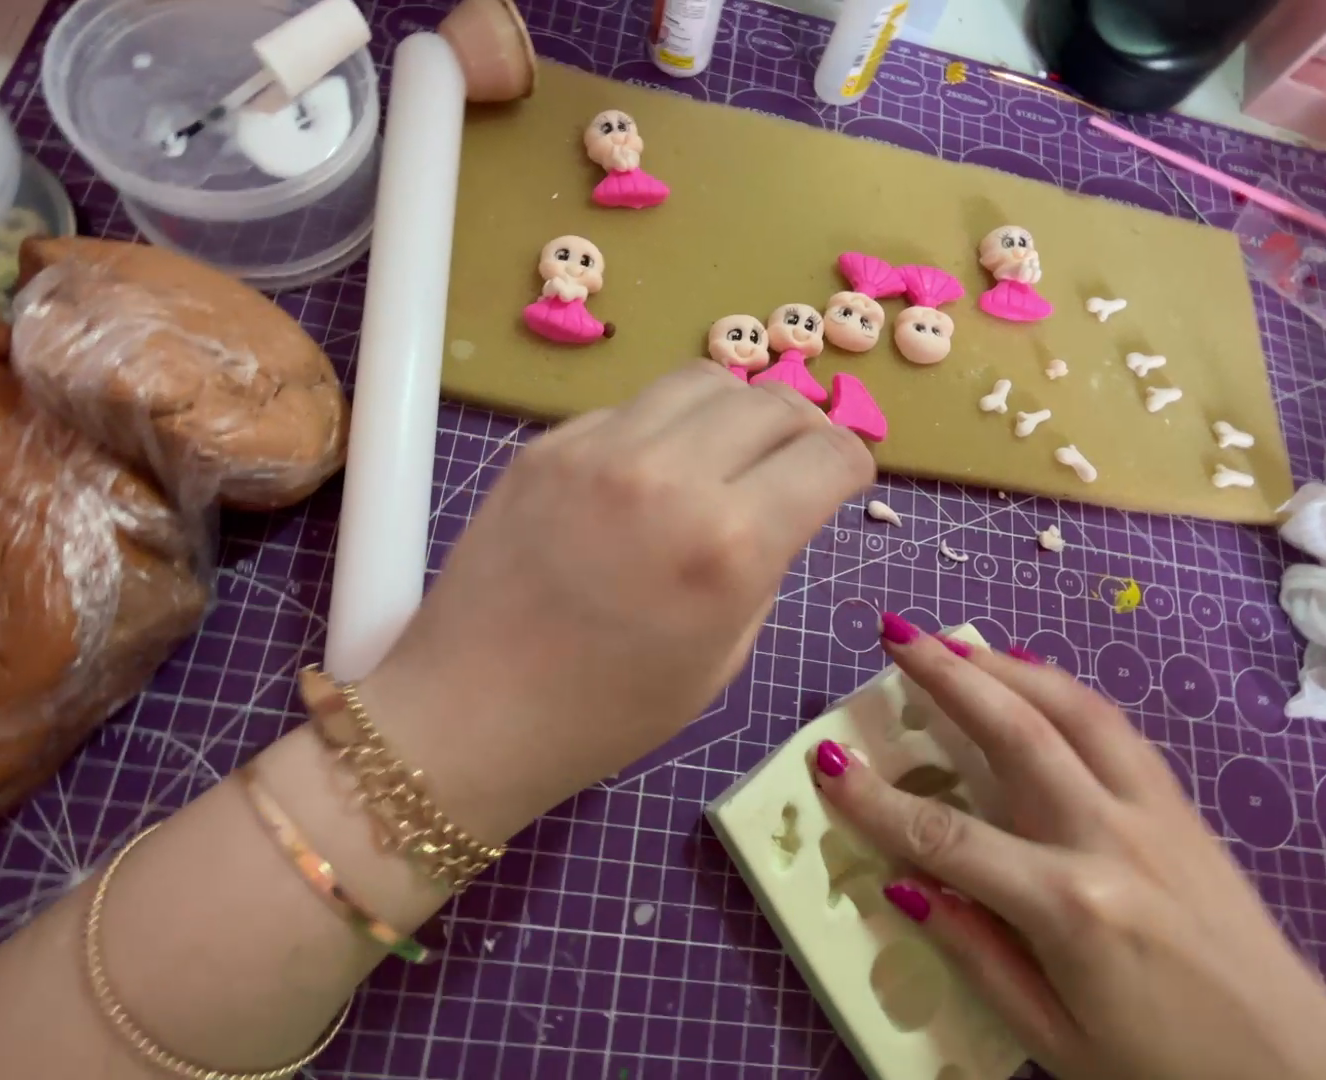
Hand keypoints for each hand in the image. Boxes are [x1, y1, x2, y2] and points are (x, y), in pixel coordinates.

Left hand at [364, 363, 873, 836]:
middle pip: (774, 402)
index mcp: (730, 546)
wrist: (471, 712)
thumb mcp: (721, 658)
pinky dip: (664, 429)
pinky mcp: (547, 444)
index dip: (853, 466)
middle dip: (805, 429)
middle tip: (795, 462)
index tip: (842, 481)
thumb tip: (779, 507)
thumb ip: (765, 566)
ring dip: (737, 411)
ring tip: (728, 453)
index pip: (830, 455)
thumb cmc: (607, 713)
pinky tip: (649, 474)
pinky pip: (633, 408)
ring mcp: (600, 449)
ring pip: (704, 380)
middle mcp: (671, 476)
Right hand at [813, 618, 1325, 1079]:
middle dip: (946, 675)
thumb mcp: (1052, 1038)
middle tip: (895, 633)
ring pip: (1071, 709)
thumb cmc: (1163, 1074)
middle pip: (1014, 733)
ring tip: (951, 639)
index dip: (875, 801)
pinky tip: (1027, 669)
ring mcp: (1155, 813)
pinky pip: (1112, 725)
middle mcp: (1110, 839)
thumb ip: (975, 951)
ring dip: (1003, 663)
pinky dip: (1060, 686)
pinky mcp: (1183, 806)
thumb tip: (905, 879)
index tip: (828, 762)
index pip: (947, 838)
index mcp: (1070, 908)